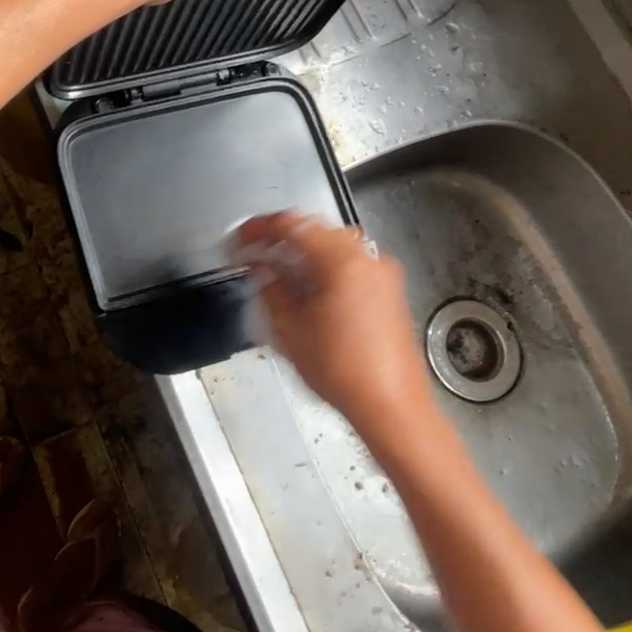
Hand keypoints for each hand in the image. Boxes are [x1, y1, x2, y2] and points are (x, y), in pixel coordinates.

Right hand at [236, 212, 431, 426]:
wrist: (391, 406)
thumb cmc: (343, 371)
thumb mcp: (289, 328)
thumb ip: (269, 287)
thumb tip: (259, 267)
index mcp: (341, 260)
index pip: (292, 225)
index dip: (259, 228)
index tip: (240, 238)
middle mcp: (367, 259)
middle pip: (315, 230)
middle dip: (280, 240)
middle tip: (253, 256)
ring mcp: (381, 274)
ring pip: (332, 246)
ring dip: (301, 254)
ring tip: (275, 275)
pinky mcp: (388, 291)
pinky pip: (349, 264)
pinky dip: (323, 268)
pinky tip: (305, 290)